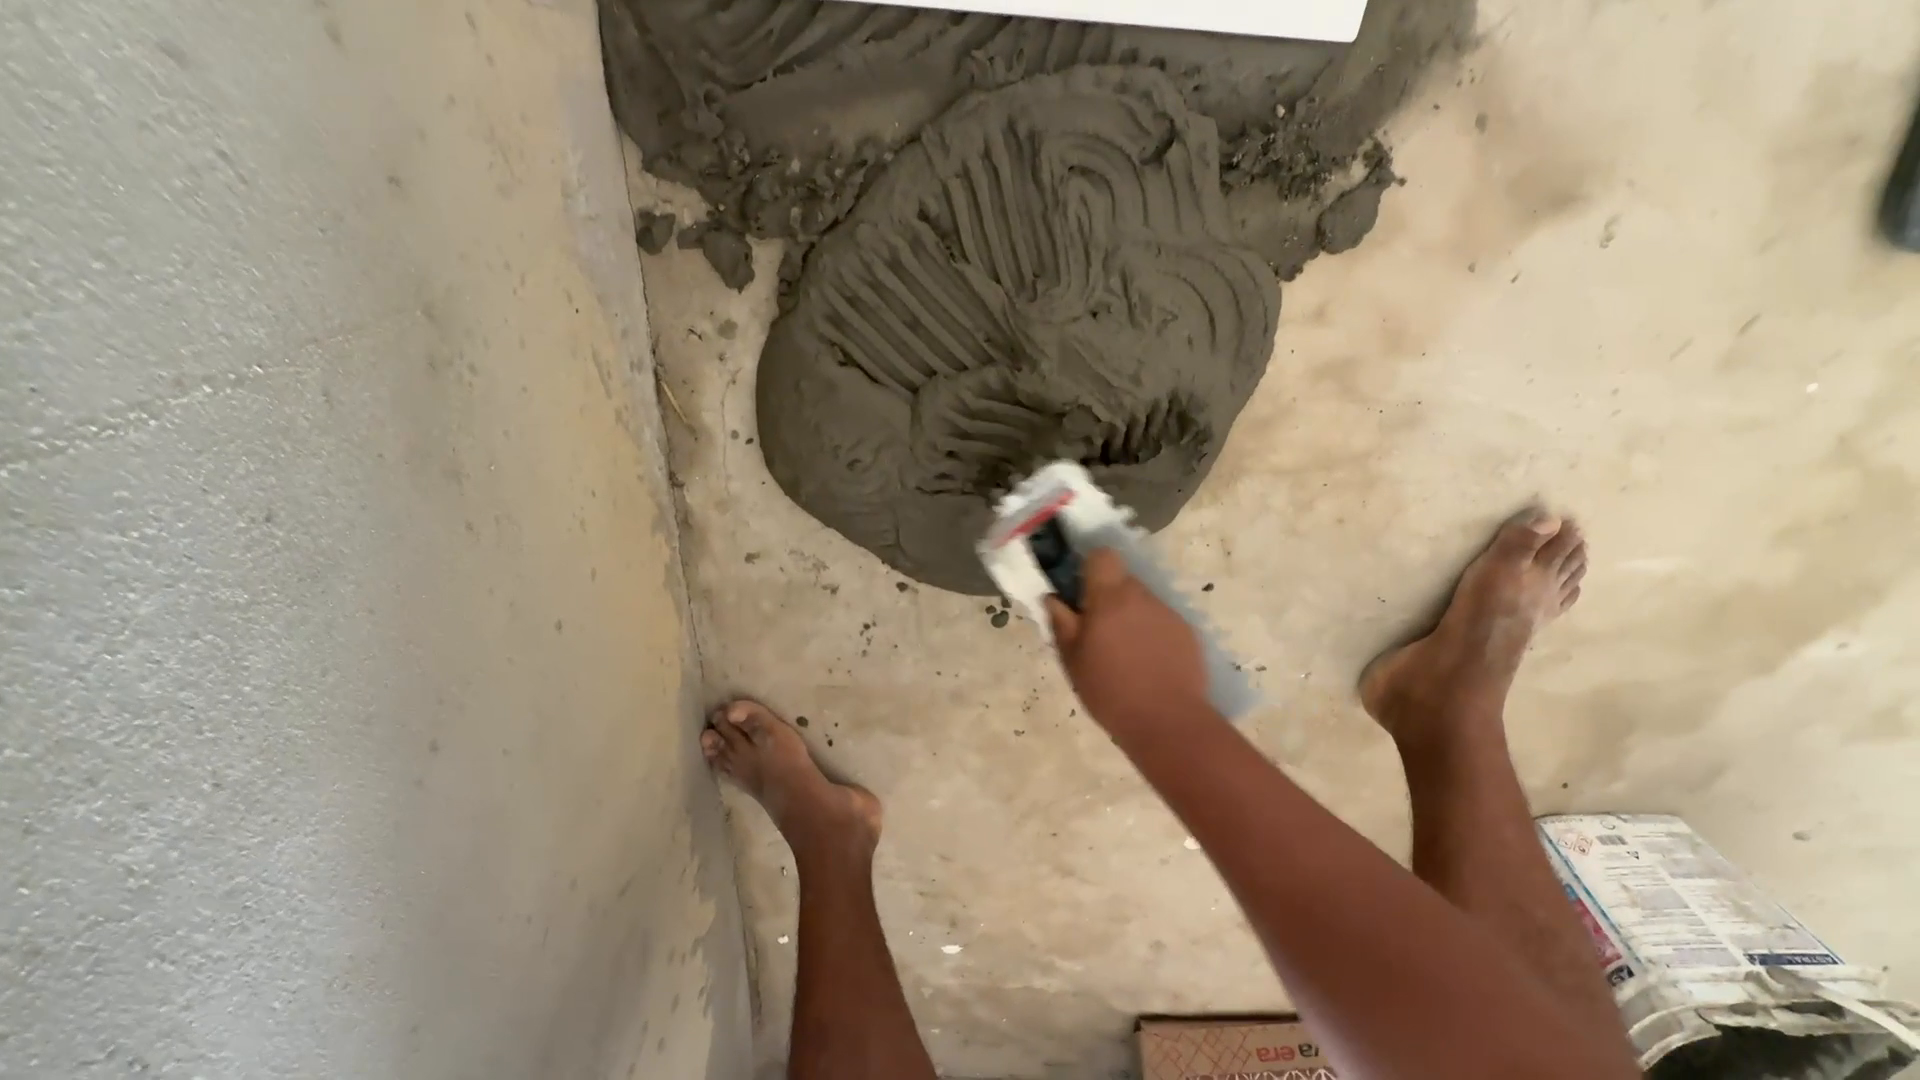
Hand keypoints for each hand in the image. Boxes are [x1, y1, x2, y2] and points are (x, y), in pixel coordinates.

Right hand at [1044, 548, 1209, 727]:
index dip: (1091, 567)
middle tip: (1098, 632)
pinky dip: (1152, 634)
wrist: (1168, 722)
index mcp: (1110, 598)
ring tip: (1125, 654)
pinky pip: (1161, 622)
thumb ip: (1061, 623)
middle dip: (1109, 598)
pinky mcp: (1188, 633)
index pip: (1103, 555)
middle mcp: (1142, 597)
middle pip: (1123, 581)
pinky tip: (1148, 665)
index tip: (1081, 593)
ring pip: (1143, 602)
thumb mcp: (1072, 660)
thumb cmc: (1110, 690)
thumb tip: (1052, 598)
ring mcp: (1168, 614)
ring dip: (1131, 617)